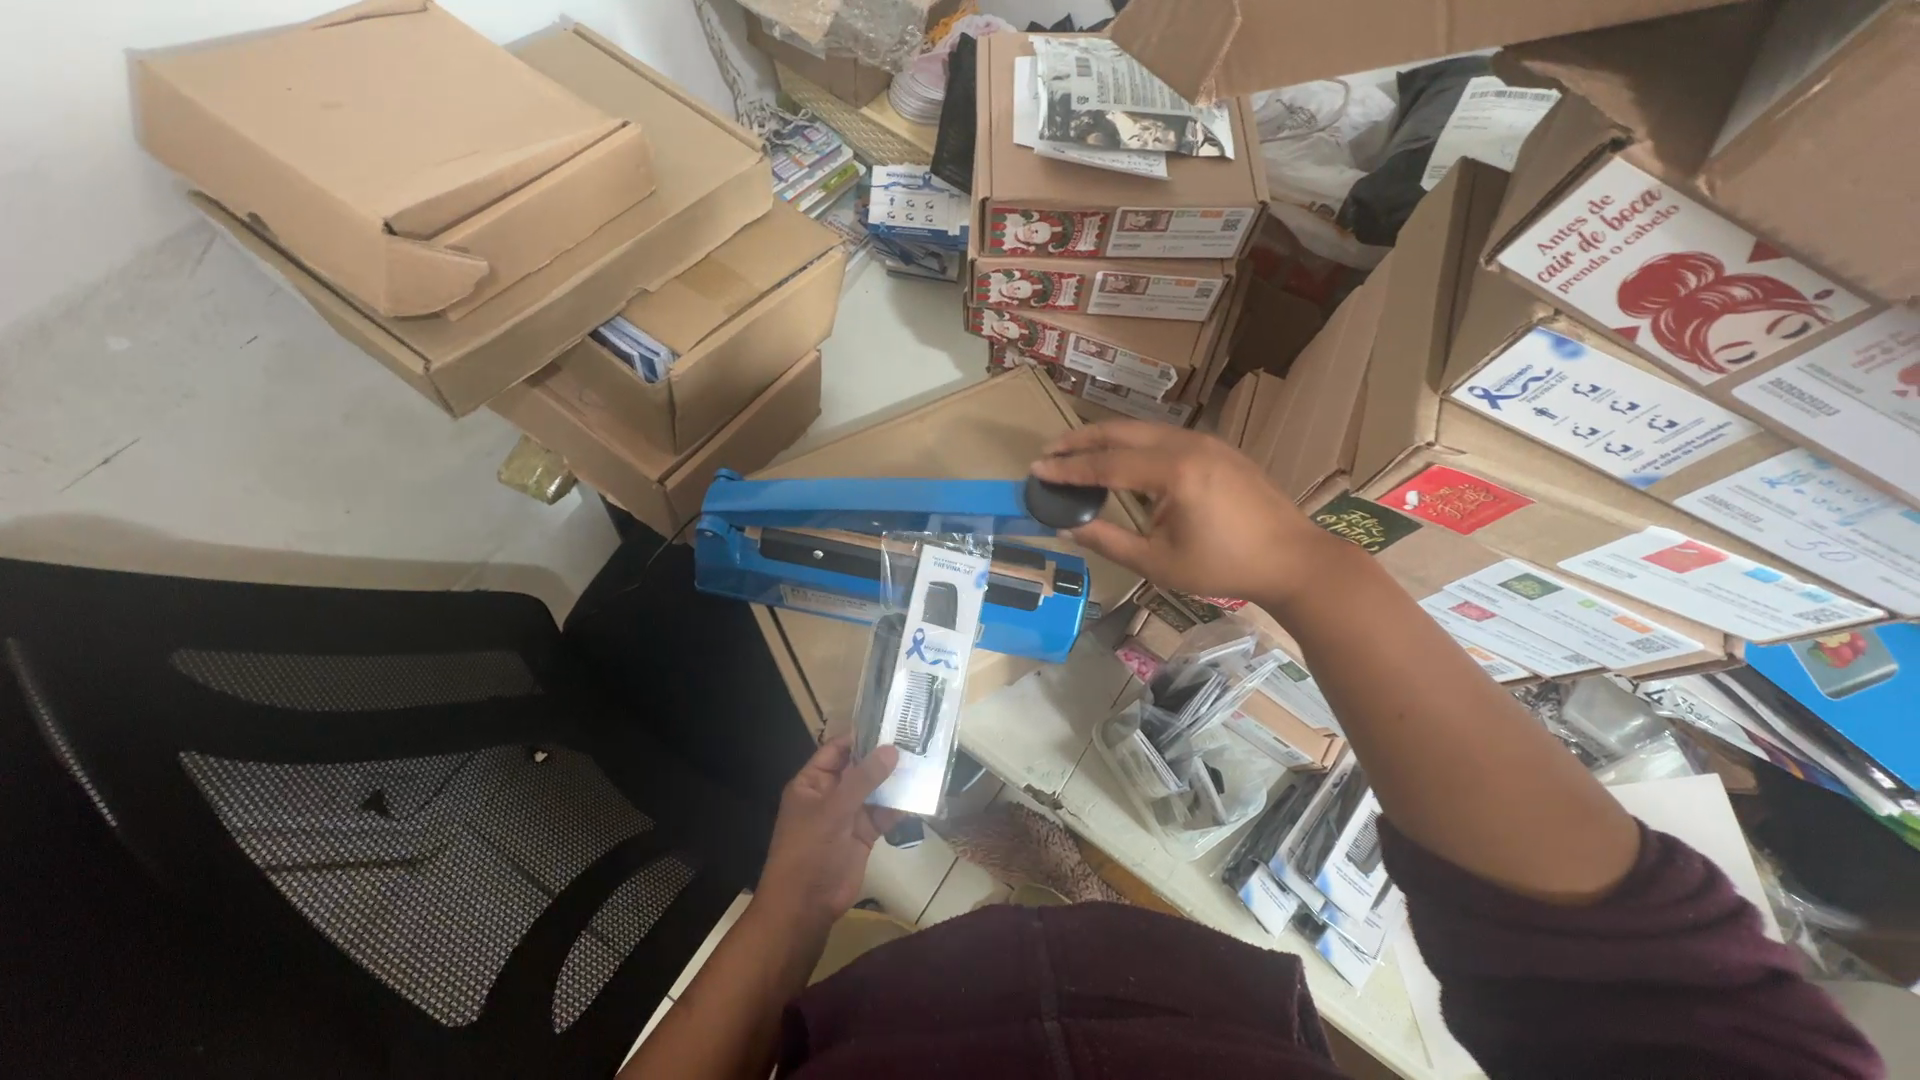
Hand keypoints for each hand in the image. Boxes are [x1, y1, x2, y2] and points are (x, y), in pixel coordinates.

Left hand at [755, 736, 900, 932]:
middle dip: (883, 757)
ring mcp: (847, 815)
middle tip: (915, 740)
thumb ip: (863, 780)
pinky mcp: (863, 835)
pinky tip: (919, 795)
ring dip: (895, 781)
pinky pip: (883, 814)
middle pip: (859, 769)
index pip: (836, 750)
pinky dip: (899, 806)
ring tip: (924, 763)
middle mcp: (830, 794)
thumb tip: (891, 750)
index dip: (860, 737)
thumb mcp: (833, 810)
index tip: (890, 724)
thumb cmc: (809, 850)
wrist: (805, 905)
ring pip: (874, 791)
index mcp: (812, 783)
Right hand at [1030, 421, 1338, 606]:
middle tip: (1049, 450)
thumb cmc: (1224, 567)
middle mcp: (1188, 445)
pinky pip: (1165, 436)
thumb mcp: (1158, 563)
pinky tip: (1123, 458)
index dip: (1068, 469)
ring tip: (1078, 451)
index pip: (1106, 464)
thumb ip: (1108, 541)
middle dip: (1081, 439)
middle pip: (1121, 432)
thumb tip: (1066, 528)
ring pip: (1144, 430)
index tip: (1036, 470)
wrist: (1292, 559)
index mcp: (1173, 472)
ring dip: (1107, 438)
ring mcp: (1206, 442)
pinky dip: (1134, 443)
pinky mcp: (1218, 448)